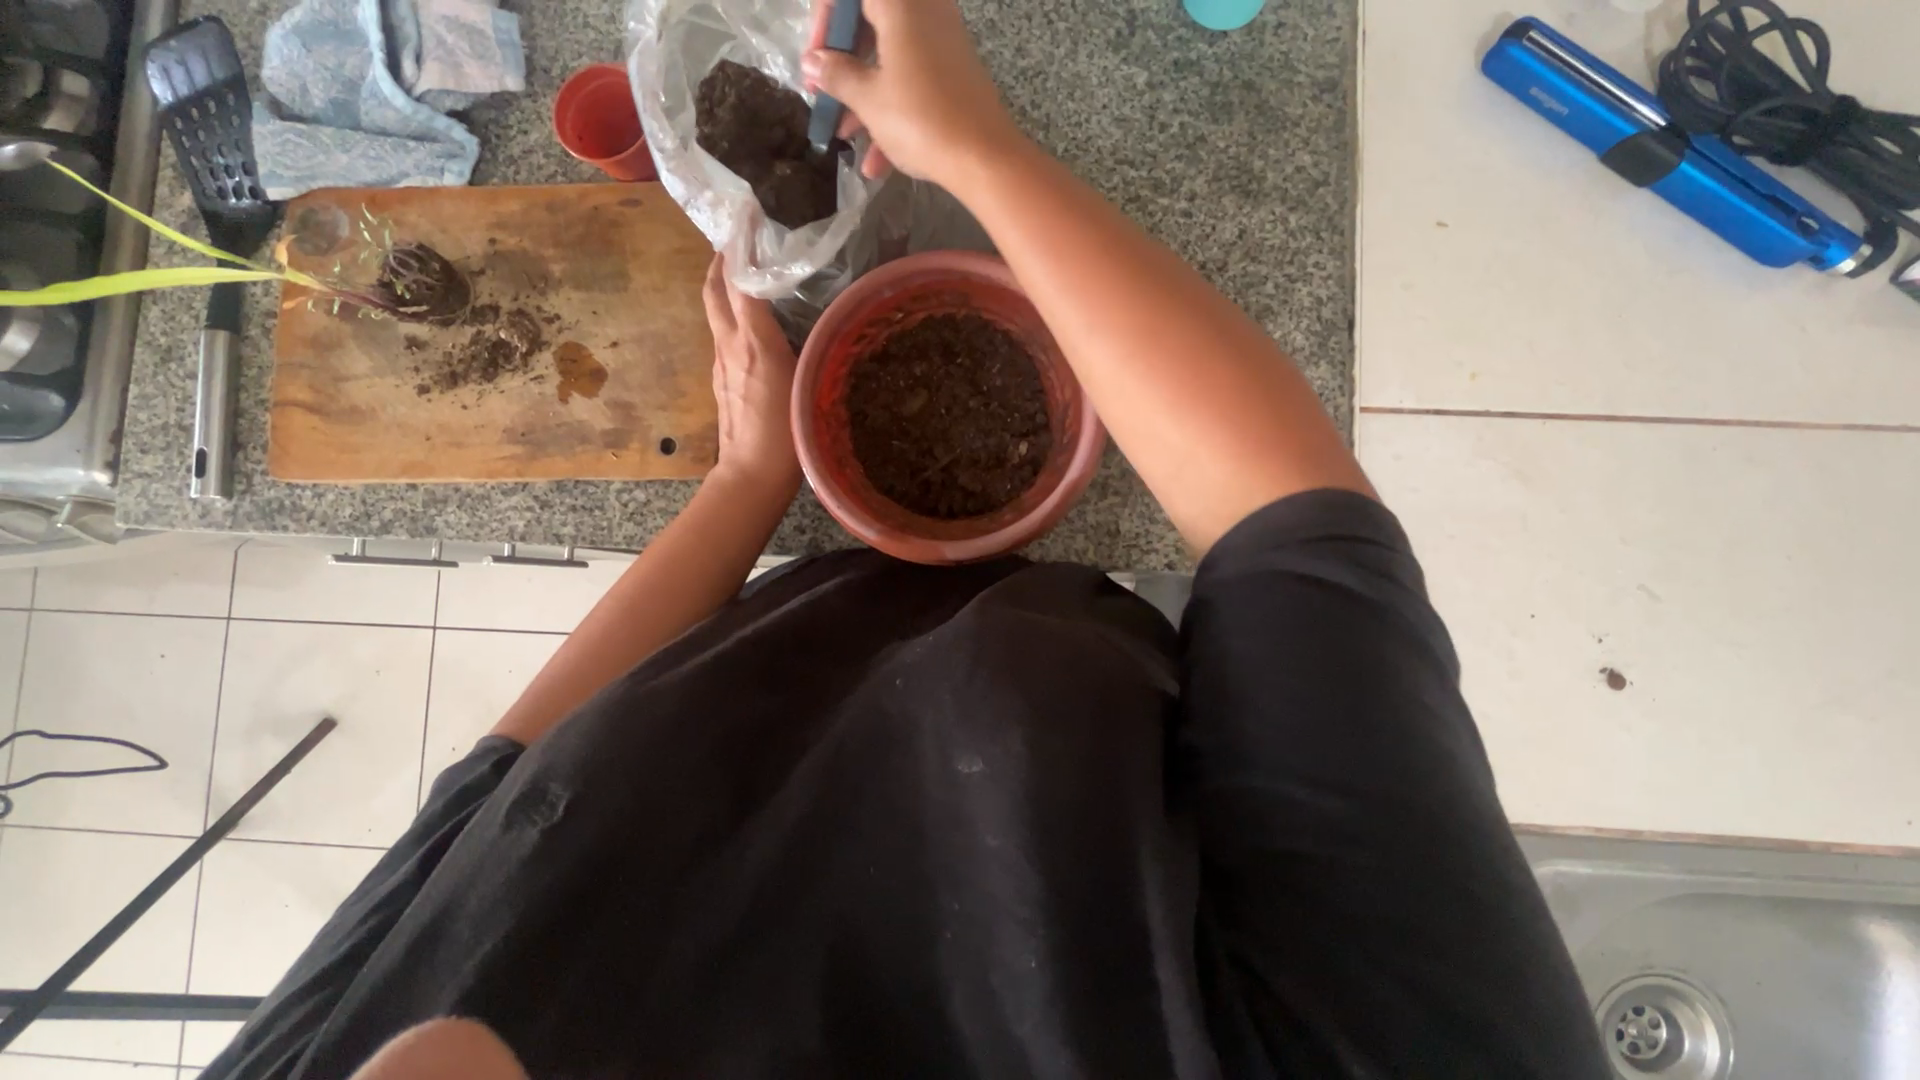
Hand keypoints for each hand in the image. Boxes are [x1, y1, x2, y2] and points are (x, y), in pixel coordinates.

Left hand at [703, 256, 799, 495]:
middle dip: (721, 258)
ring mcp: (720, 364)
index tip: (747, 212)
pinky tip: (754, 324)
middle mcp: (728, 345)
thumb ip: (811, 346)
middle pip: (713, 289)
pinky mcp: (721, 381)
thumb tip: (823, 318)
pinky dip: (732, 315)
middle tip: (740, 237)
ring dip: (723, 285)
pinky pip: (723, 334)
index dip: (741, 243)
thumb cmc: (784, 435)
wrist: (750, 476)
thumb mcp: (805, 383)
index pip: (739, 279)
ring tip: (747, 273)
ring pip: (715, 311)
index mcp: (751, 342)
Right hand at [801, 0, 1022, 184]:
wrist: (984, 158)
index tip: (813, 62)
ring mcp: (945, 44)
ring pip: (893, 61)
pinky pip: (916, 83)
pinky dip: (895, 112)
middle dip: (845, 66)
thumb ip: (836, 75)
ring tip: (846, 139)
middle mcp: (926, 12)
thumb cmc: (920, 120)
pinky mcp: (956, 75)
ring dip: (866, 99)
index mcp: (900, 4)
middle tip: (825, 98)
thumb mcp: (868, 99)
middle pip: (872, 26)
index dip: (826, 26)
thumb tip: (813, 62)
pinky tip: (878, 162)